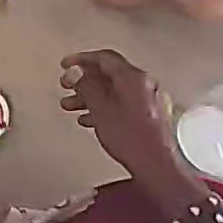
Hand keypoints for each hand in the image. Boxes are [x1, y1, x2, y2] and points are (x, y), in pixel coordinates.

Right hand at [60, 50, 207, 215]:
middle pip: (109, 74)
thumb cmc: (131, 138)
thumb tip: (74, 73)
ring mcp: (150, 99)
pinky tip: (92, 118)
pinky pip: (123, 103)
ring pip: (115, 90)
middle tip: (67, 84)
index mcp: (133, 78)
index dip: (81, 59)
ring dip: (92, 96)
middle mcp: (145, 84)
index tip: (66, 65)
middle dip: (84, 80)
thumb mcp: (99, 109)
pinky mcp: (151, 114)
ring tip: (73, 105)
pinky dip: (105, 106)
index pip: (104, 58)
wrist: (155, 164)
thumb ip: (85, 87)